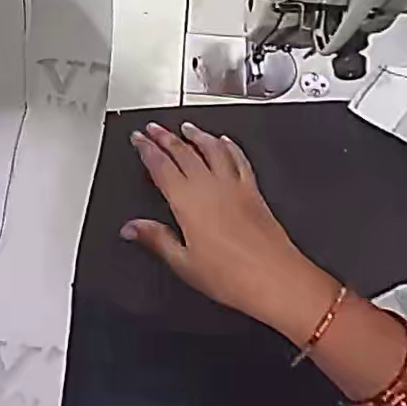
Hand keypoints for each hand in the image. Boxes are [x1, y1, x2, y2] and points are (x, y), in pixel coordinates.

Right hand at [122, 121, 341, 340]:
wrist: (274, 278)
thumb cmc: (232, 276)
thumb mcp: (183, 263)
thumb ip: (156, 239)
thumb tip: (133, 228)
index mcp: (188, 202)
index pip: (161, 167)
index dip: (147, 149)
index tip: (139, 138)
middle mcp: (210, 187)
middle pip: (183, 152)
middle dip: (166, 137)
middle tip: (154, 128)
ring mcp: (234, 186)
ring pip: (212, 149)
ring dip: (197, 135)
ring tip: (186, 127)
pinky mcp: (253, 191)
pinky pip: (239, 159)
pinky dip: (230, 147)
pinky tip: (226, 142)